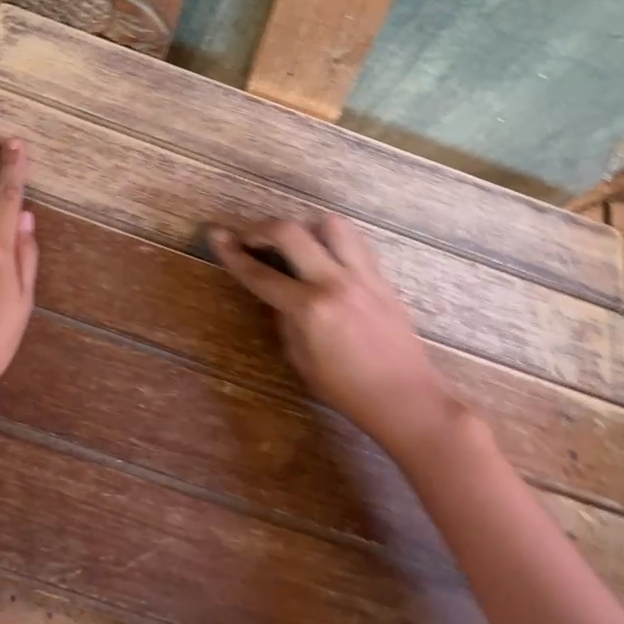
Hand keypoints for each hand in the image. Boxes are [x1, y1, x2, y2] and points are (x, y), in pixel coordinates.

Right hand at [210, 216, 460, 455]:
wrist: (407, 399)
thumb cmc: (347, 390)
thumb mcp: (301, 360)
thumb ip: (285, 319)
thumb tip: (277, 294)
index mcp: (310, 309)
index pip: (261, 274)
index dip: (233, 254)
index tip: (216, 236)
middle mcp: (335, 283)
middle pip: (290, 232)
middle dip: (261, 228)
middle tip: (248, 237)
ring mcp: (362, 276)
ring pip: (329, 224)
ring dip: (304, 226)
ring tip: (293, 242)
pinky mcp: (381, 277)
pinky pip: (354, 241)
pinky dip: (332, 238)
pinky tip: (324, 253)